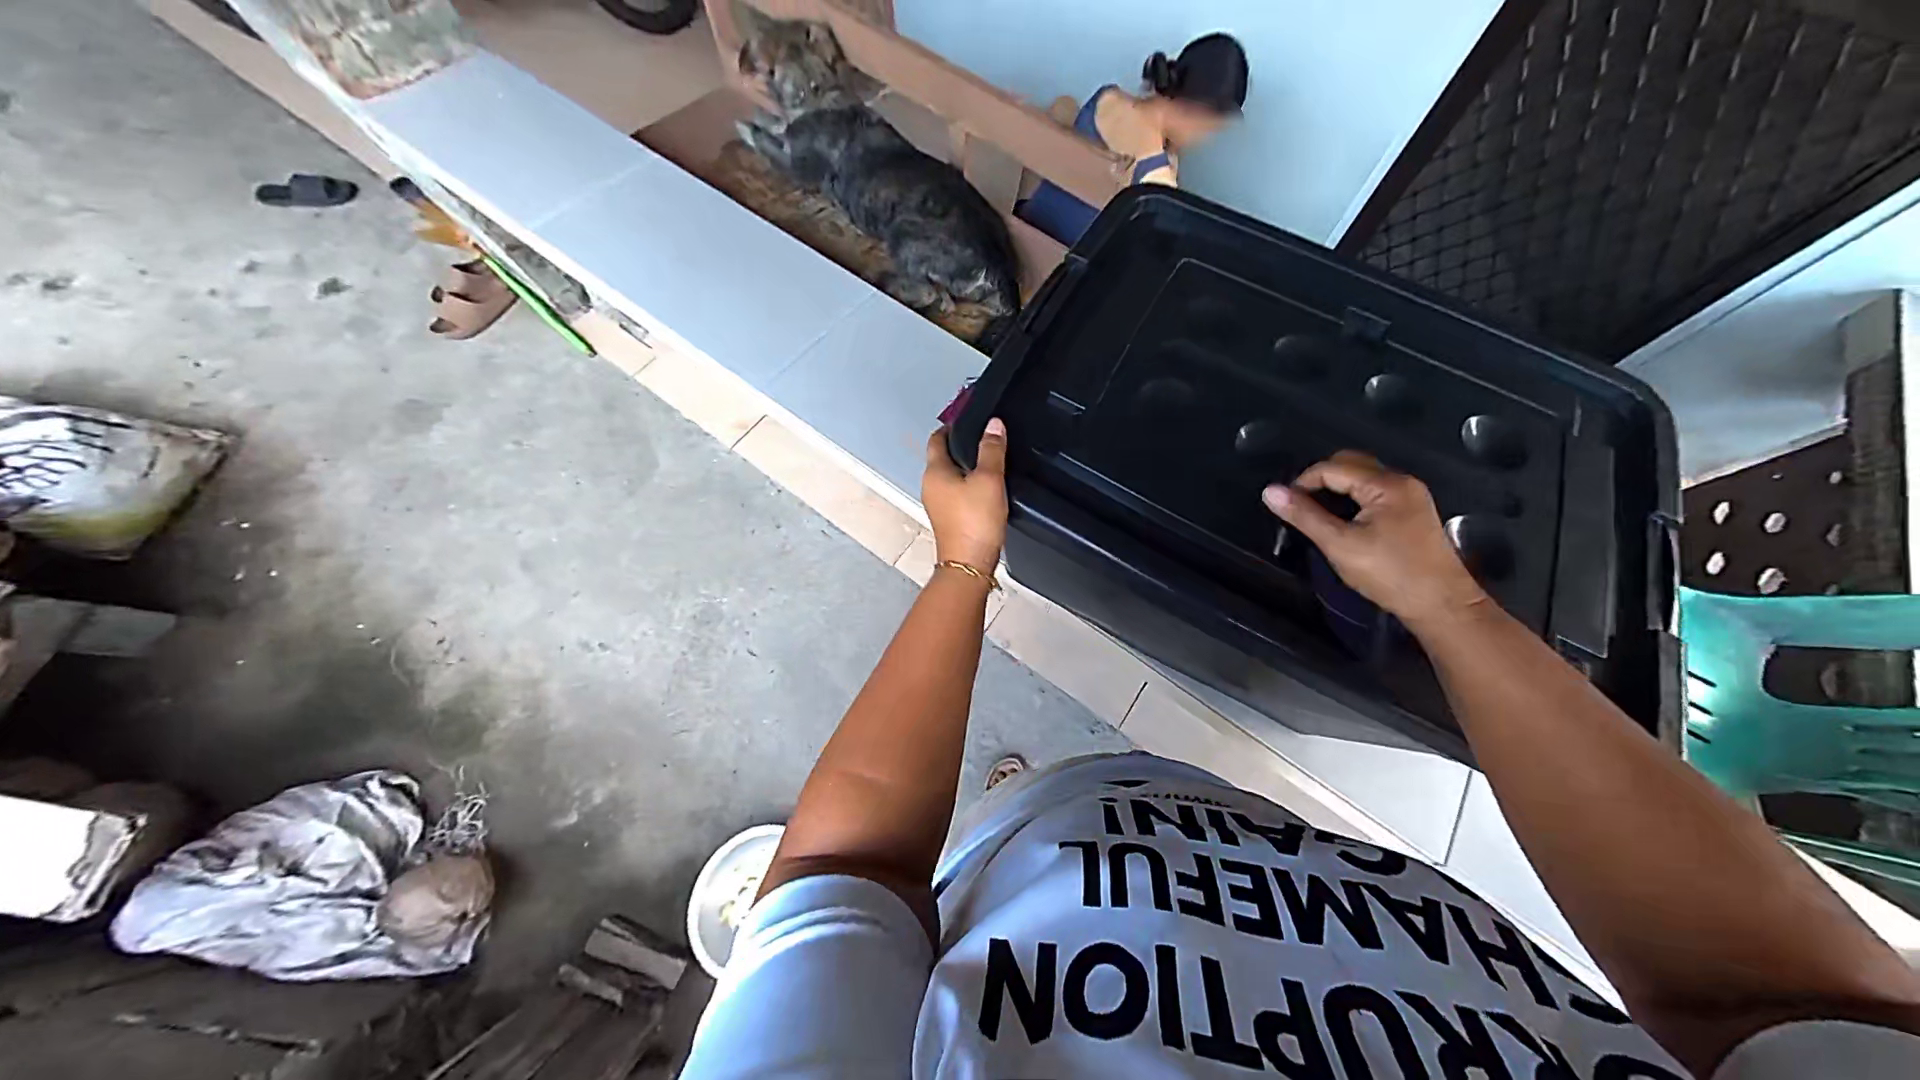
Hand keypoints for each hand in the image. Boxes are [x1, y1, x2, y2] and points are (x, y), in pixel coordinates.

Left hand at [923, 419, 1008, 572]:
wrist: (969, 564)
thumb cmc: (975, 521)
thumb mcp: (989, 479)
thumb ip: (992, 449)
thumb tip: (994, 423)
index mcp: (935, 471)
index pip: (937, 438)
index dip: (952, 426)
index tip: (971, 418)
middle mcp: (931, 485)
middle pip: (944, 456)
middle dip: (962, 445)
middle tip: (987, 437)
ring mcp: (938, 504)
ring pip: (952, 476)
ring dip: (967, 466)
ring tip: (991, 459)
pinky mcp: (949, 518)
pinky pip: (958, 493)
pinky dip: (970, 485)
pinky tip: (988, 486)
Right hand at [1261, 450, 1489, 629]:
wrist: (1441, 603)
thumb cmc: (1389, 574)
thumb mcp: (1339, 545)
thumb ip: (1304, 515)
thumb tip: (1270, 492)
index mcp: (1386, 485)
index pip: (1332, 467)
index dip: (1302, 482)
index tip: (1286, 506)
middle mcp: (1401, 481)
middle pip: (1350, 463)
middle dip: (1319, 480)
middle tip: (1300, 508)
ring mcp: (1410, 495)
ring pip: (1362, 476)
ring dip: (1335, 489)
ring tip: (1317, 514)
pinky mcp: (1412, 510)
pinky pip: (1374, 491)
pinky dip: (1352, 498)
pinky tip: (1342, 520)